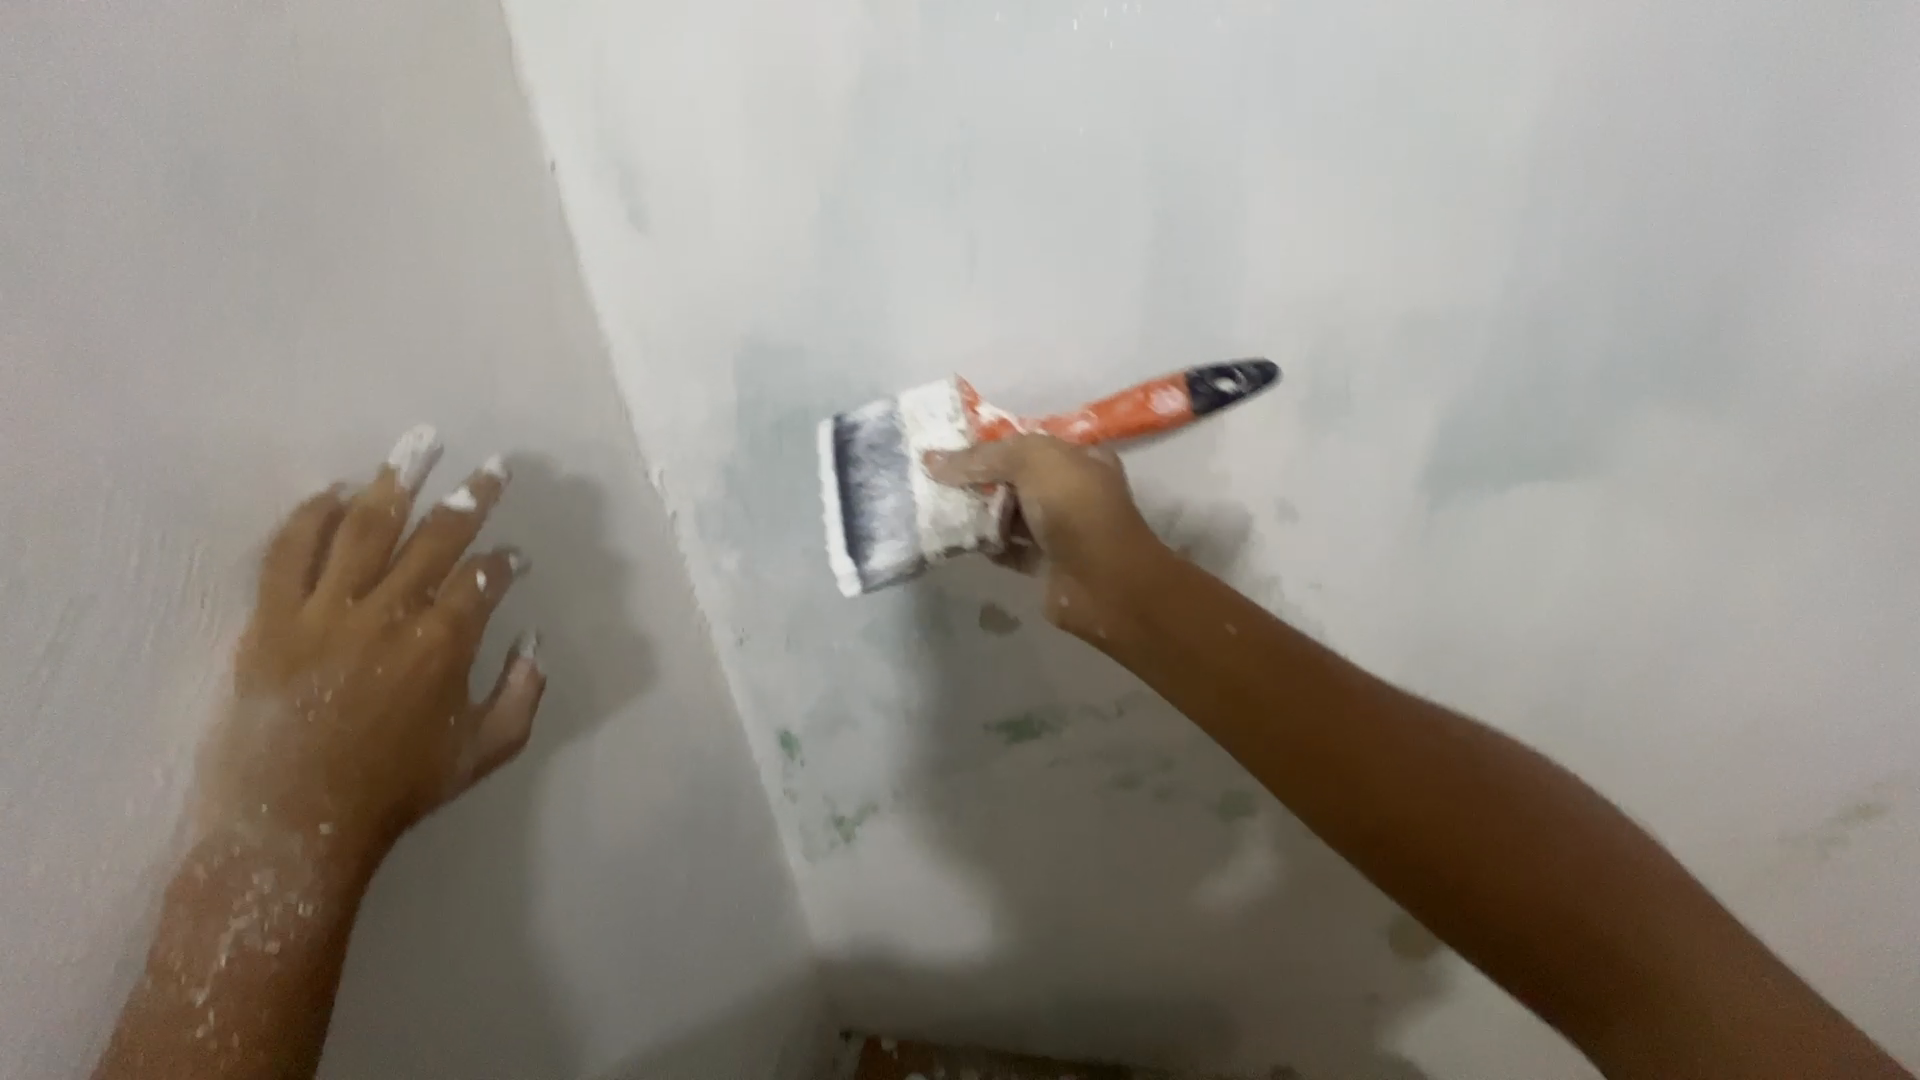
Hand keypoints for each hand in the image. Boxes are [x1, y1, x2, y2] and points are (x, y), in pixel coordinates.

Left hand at [192, 426, 545, 859]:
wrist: (293, 826)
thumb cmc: (401, 786)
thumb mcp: (490, 747)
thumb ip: (525, 690)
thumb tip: (533, 638)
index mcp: (445, 643)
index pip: (485, 577)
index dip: (505, 561)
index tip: (514, 558)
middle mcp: (390, 614)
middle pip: (437, 537)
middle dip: (472, 497)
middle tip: (494, 466)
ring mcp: (325, 614)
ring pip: (365, 528)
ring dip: (397, 481)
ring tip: (419, 443)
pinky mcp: (271, 622)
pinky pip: (288, 552)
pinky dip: (312, 515)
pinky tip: (335, 491)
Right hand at [925, 434, 1165, 630]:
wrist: (1102, 580)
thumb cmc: (1074, 506)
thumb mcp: (1031, 461)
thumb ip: (982, 457)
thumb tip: (932, 461)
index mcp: (1079, 457)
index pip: (1028, 444)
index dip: (990, 445)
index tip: (950, 450)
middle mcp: (1072, 490)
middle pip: (1015, 479)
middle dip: (979, 480)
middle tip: (938, 482)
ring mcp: (1060, 529)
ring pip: (1010, 515)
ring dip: (979, 514)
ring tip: (941, 509)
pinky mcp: (1046, 563)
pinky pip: (1008, 548)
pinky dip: (987, 545)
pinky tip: (961, 540)